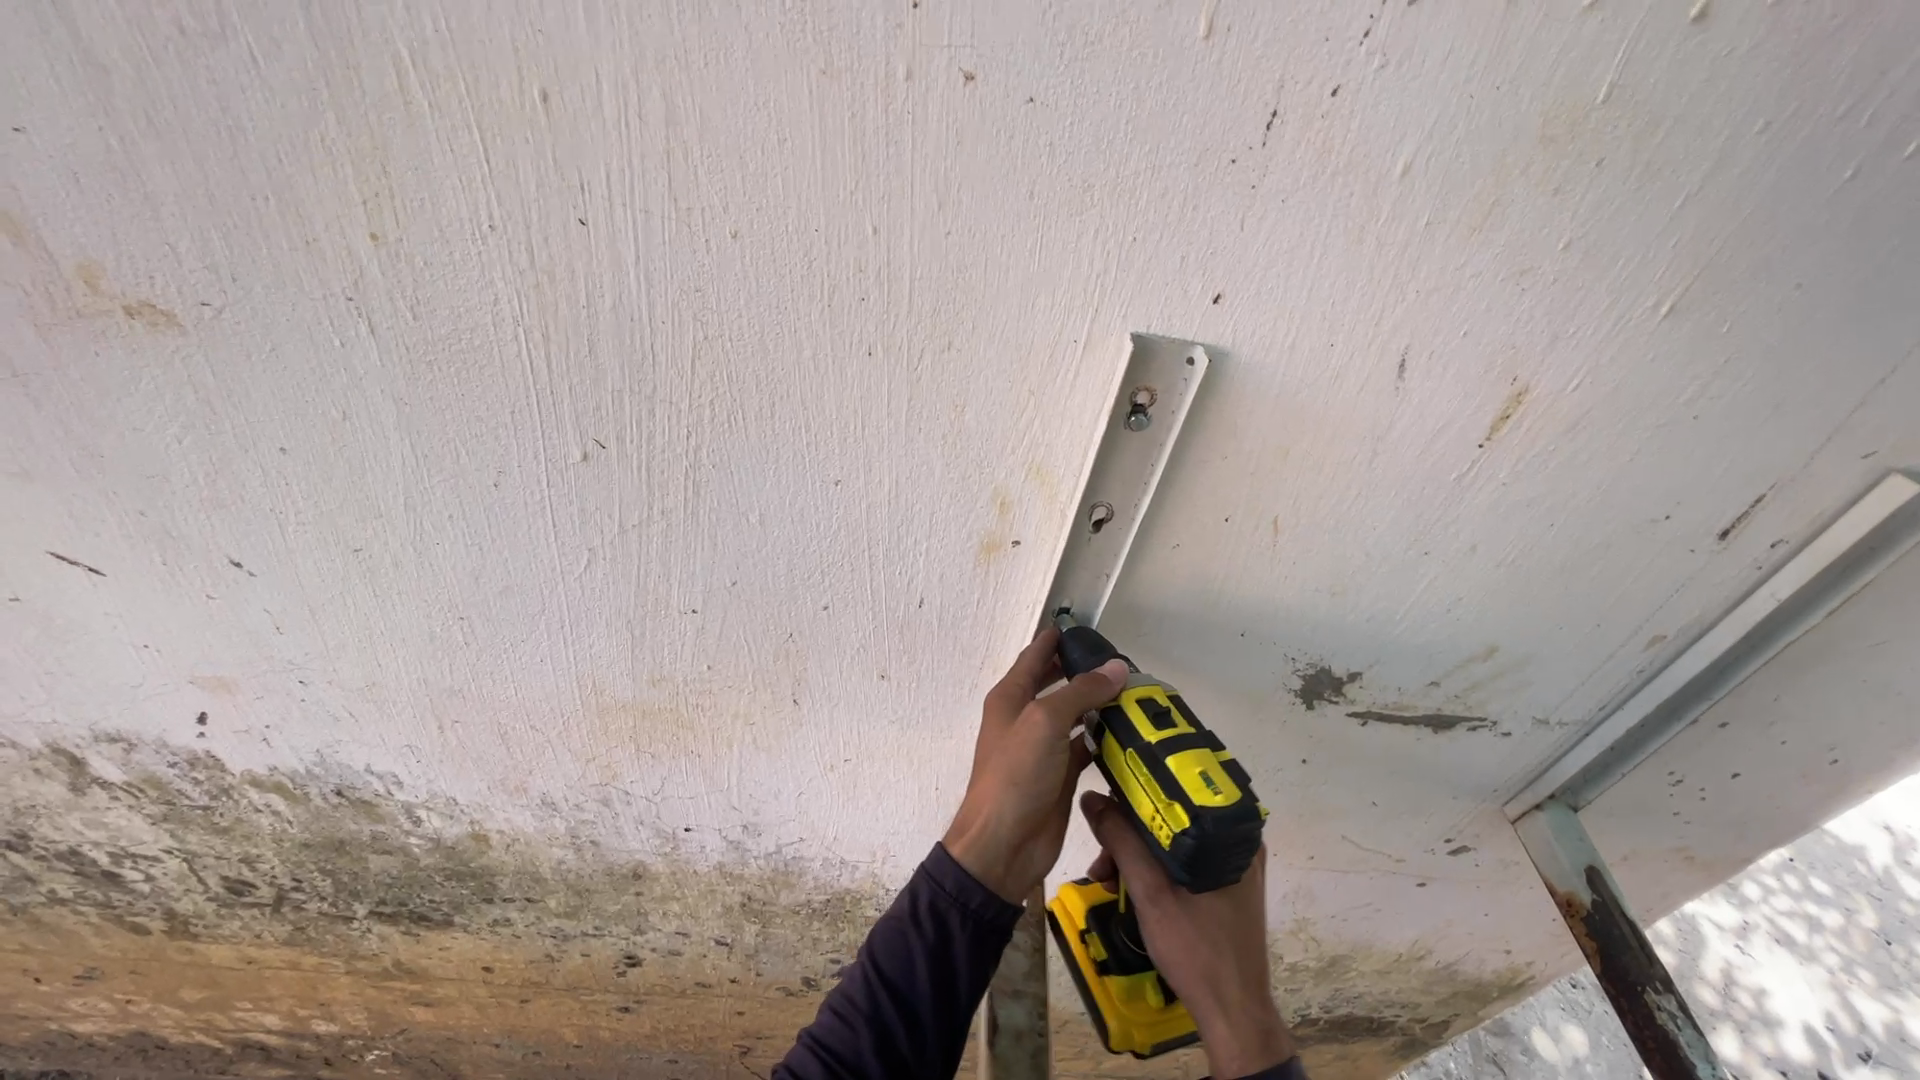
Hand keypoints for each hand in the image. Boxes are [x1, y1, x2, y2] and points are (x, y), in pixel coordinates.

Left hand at [942, 625, 1129, 904]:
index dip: (1058, 639)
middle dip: (1084, 670)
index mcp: (1011, 697)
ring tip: (1136, 692)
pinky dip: (1104, 738)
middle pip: (1056, 683)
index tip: (1088, 626)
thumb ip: (1080, 691)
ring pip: (1075, 715)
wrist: (1004, 845)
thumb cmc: (1015, 775)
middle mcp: (1025, 718)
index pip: (1035, 656)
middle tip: (1122, 661)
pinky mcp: (1059, 775)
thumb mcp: (1045, 722)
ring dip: (1099, 704)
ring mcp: (1043, 748)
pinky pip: (1085, 747)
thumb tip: (1118, 667)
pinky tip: (1130, 732)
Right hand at [1080, 791, 1297, 1077]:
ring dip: (1135, 855)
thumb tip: (1091, 797)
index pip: (1175, 789)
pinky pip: (1183, 860)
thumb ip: (1121, 840)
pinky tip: (1130, 889)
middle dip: (1127, 836)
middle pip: (1169, 817)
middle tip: (1101, 865)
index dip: (1132, 795)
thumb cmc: (1195, 948)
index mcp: (1230, 830)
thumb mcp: (1149, 891)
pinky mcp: (1227, 884)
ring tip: (1107, 882)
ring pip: (1172, 841)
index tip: (1103, 813)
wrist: (1232, 1010)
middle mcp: (1236, 838)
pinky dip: (1154, 869)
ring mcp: (1233, 863)